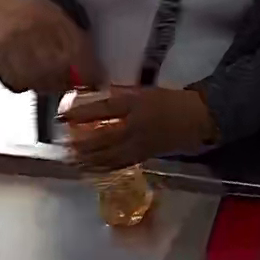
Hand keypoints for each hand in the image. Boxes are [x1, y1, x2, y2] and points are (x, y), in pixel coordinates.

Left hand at [61, 86, 216, 170]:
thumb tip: (96, 94)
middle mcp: (135, 126)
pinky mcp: (144, 156)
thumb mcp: (146, 91)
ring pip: (109, 154)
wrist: (197, 119)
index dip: (80, 112)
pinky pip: (120, 163)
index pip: (103, 108)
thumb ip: (121, 93)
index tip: (61, 116)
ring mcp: (139, 144)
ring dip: (88, 158)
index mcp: (136, 104)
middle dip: (80, 143)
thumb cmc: (171, 101)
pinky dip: (103, 167)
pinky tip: (92, 168)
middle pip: (102, 137)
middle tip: (63, 146)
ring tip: (71, 160)